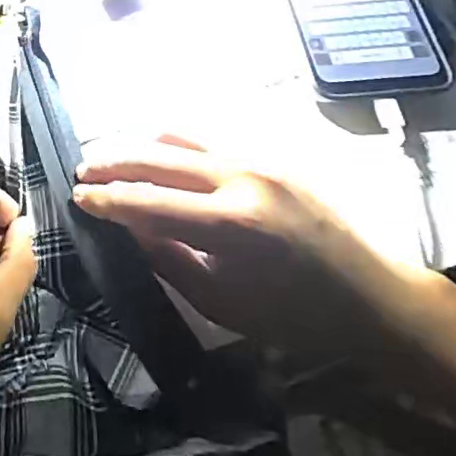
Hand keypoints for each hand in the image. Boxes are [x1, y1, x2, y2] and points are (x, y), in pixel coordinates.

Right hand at [72, 135, 455, 373]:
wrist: (376, 298)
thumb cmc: (298, 318)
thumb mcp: (223, 302)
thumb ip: (169, 258)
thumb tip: (129, 225)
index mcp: (232, 223)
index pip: (150, 201)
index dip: (108, 198)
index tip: (79, 196)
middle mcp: (241, 177)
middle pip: (158, 156)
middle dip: (113, 160)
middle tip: (82, 168)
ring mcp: (257, 159)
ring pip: (180, 137)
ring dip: (139, 145)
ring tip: (111, 159)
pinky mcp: (269, 155)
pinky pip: (207, 141)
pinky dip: (172, 145)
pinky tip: (156, 156)